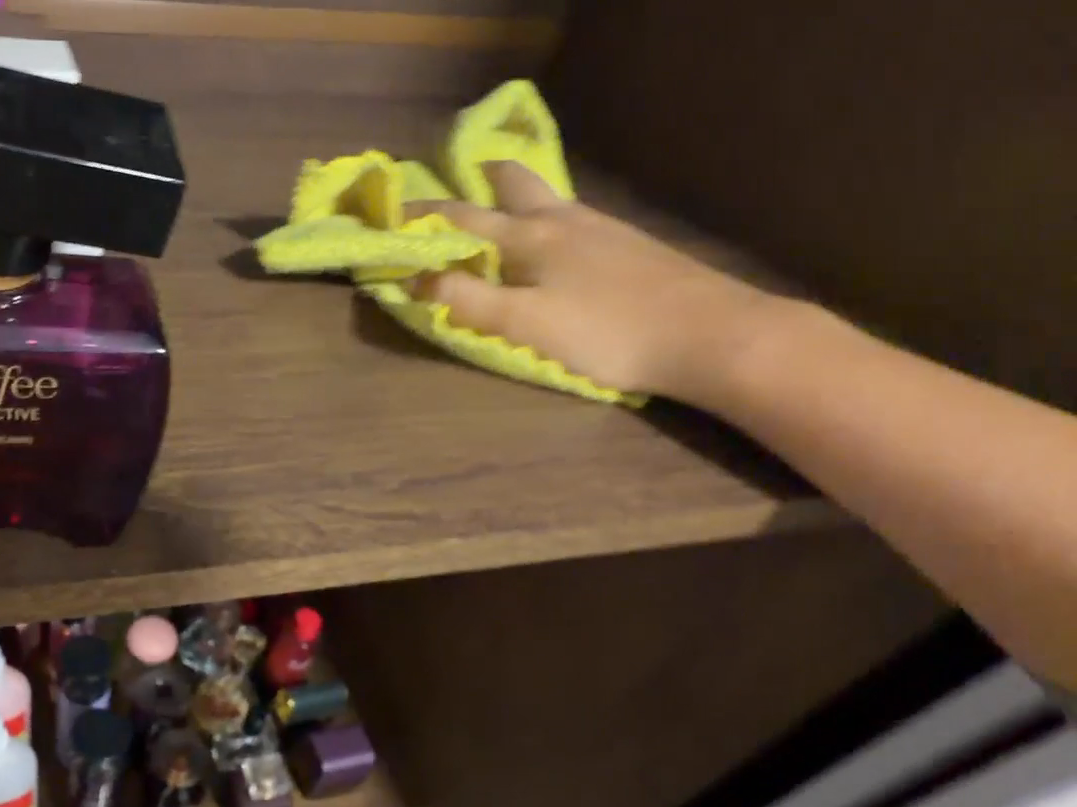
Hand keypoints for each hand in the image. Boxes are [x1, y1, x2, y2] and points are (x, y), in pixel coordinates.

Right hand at [405, 162, 781, 400]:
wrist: (710, 334)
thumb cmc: (606, 333)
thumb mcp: (524, 326)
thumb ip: (468, 301)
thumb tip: (418, 278)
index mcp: (530, 236)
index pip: (461, 219)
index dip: (420, 219)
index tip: (389, 221)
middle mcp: (563, 219)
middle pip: (515, 183)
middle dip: (480, 180)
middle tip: (457, 187)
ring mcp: (601, 228)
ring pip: (546, 198)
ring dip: (513, 199)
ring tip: (495, 218)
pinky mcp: (627, 245)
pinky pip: (570, 218)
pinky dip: (543, 220)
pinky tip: (548, 246)